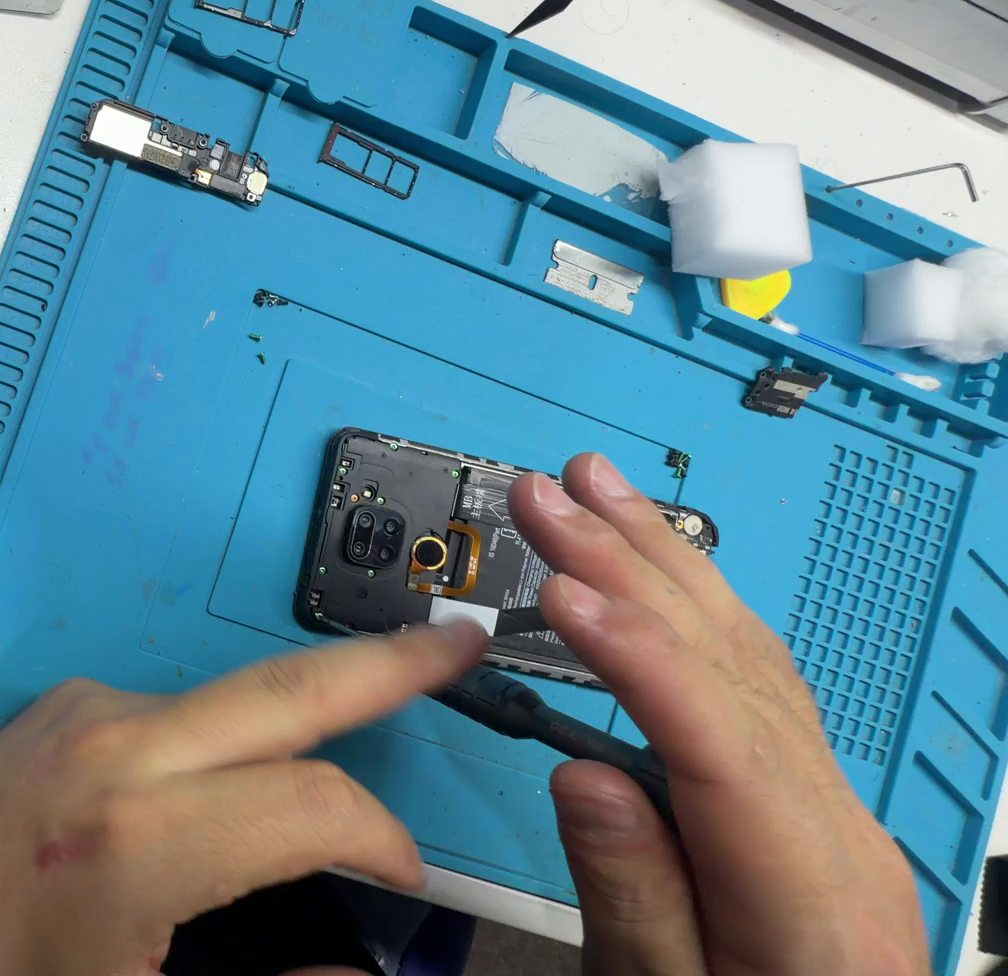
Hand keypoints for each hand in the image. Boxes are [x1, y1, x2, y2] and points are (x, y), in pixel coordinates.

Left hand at [0, 621, 488, 975]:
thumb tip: (352, 969)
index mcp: (135, 841)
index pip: (311, 804)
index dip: (380, 838)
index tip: (404, 873)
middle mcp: (116, 746)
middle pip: (282, 688)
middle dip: (381, 662)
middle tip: (454, 642)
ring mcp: (88, 709)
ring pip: (232, 698)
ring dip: (300, 711)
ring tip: (355, 725)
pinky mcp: (68, 700)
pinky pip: (176, 708)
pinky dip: (225, 732)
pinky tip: (225, 778)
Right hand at [511, 453, 928, 974]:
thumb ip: (631, 891)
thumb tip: (581, 775)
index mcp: (803, 885)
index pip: (715, 741)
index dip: (634, 656)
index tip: (555, 593)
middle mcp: (826, 813)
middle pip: (725, 662)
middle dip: (626, 561)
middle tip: (549, 494)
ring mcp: (819, 783)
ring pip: (740, 642)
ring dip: (657, 551)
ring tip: (597, 485)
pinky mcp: (795, 770)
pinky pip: (747, 661)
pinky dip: (691, 591)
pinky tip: (655, 554)